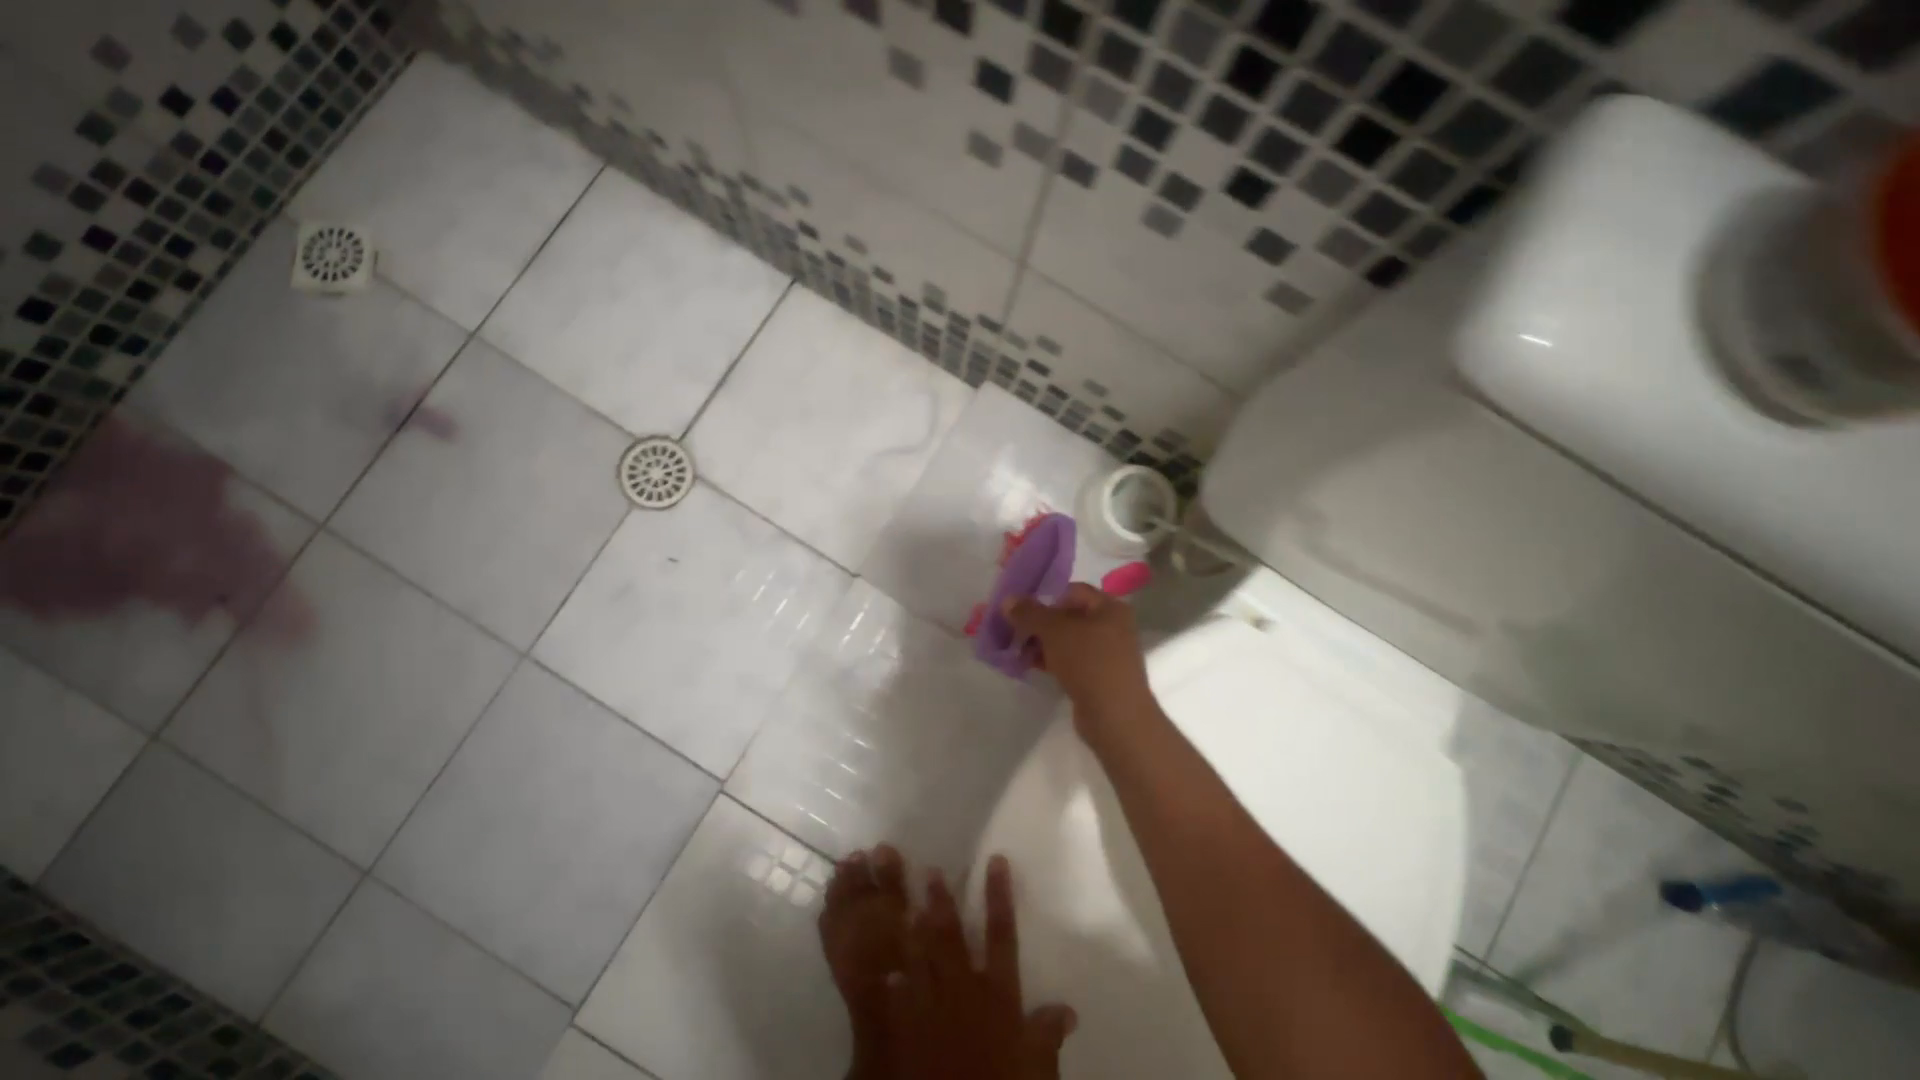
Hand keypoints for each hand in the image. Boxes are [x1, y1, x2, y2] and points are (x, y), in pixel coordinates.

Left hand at [886, 857, 1075, 1079]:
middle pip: (950, 936)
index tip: (996, 861)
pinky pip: (890, 993)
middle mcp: (962, 990)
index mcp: (998, 994)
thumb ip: (1047, 1035)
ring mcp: (929, 1005)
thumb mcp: (1035, 1066)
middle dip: (941, 901)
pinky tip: (878, 958)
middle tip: (931, 870)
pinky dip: (884, 974)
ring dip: (911, 926)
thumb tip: (1070, 1011)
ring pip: (918, 954)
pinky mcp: (903, 1026)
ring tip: (904, 898)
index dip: (999, 896)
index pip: (1001, 935)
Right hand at [1003, 583, 1155, 734]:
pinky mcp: (1098, 678)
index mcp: (1110, 607)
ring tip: (1015, 651)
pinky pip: (1070, 662)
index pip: (1072, 591)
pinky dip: (1051, 661)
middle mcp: (1112, 627)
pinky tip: (1029, 667)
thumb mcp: (1055, 631)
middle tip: (1012, 631)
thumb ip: (1030, 613)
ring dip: (1041, 644)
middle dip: (1039, 624)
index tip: (1020, 609)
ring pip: (1067, 641)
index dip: (1045, 596)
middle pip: (1068, 617)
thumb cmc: (1089, 662)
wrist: (1115, 716)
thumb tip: (1008, 600)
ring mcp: (1106, 654)